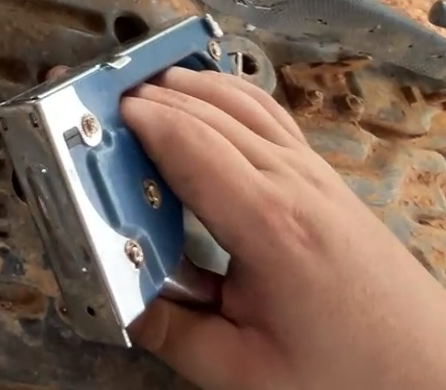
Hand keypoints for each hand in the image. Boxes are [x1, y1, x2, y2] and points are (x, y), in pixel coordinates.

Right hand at [122, 68, 445, 389]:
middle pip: (204, 108)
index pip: (187, 139)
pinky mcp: (328, 181)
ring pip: (237, 100)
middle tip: (93, 101)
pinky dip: (223, 92)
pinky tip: (200, 96)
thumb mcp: (244, 374)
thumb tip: (109, 291)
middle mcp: (295, 184)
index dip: (133, 116)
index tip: (88, 114)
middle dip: (142, 94)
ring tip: (133, 89)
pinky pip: (266, 113)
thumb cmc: (357, 385)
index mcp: (271, 225)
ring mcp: (316, 176)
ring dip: (182, 86)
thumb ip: (166, 328)